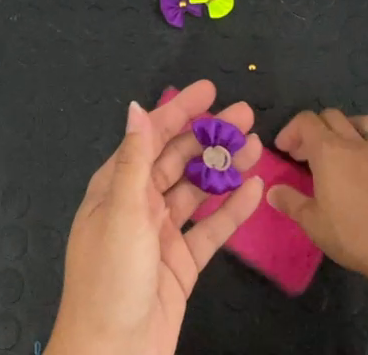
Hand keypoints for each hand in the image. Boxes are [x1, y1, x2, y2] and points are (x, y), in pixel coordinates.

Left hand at [47, 81, 264, 354]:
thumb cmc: (110, 277)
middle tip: (246, 114)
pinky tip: (255, 189)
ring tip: (257, 145)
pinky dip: (231, 209)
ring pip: (197, 190)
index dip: (179, 110)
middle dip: (209, 135)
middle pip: (178, 159)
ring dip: (225, 167)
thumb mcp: (122, 213)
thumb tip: (136, 107)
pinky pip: (211, 229)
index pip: (151, 137)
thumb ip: (135, 160)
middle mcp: (139, 204)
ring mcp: (162, 234)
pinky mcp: (183, 263)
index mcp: (116, 187)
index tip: (210, 89)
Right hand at [265, 109, 367, 282]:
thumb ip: (290, 202)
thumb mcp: (312, 222)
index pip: (306, 121)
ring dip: (345, 127)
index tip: (283, 151)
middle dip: (313, 129)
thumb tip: (272, 191)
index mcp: (329, 151)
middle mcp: (354, 143)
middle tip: (304, 155)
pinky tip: (367, 163)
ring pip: (362, 121)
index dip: (290, 131)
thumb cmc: (352, 235)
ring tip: (338, 147)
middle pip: (331, 116)